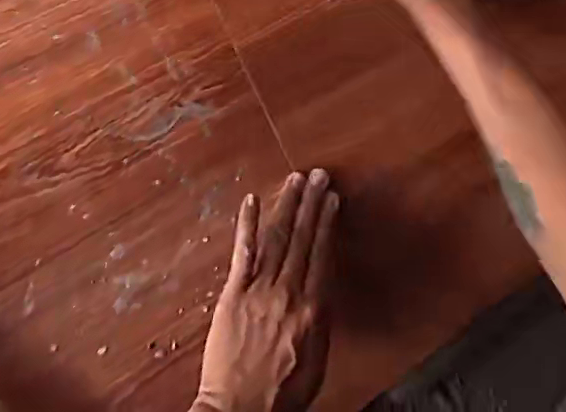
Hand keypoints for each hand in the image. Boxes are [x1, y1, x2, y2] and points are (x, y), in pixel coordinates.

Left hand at [195, 171, 339, 411]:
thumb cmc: (282, 394)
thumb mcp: (317, 361)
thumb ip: (321, 320)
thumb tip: (323, 288)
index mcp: (312, 309)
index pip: (322, 253)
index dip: (327, 222)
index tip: (332, 197)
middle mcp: (288, 293)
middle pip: (302, 238)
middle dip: (311, 203)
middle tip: (318, 174)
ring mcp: (259, 290)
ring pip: (277, 238)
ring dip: (287, 205)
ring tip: (295, 180)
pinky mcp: (233, 294)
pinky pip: (242, 252)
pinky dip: (247, 224)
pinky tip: (252, 200)